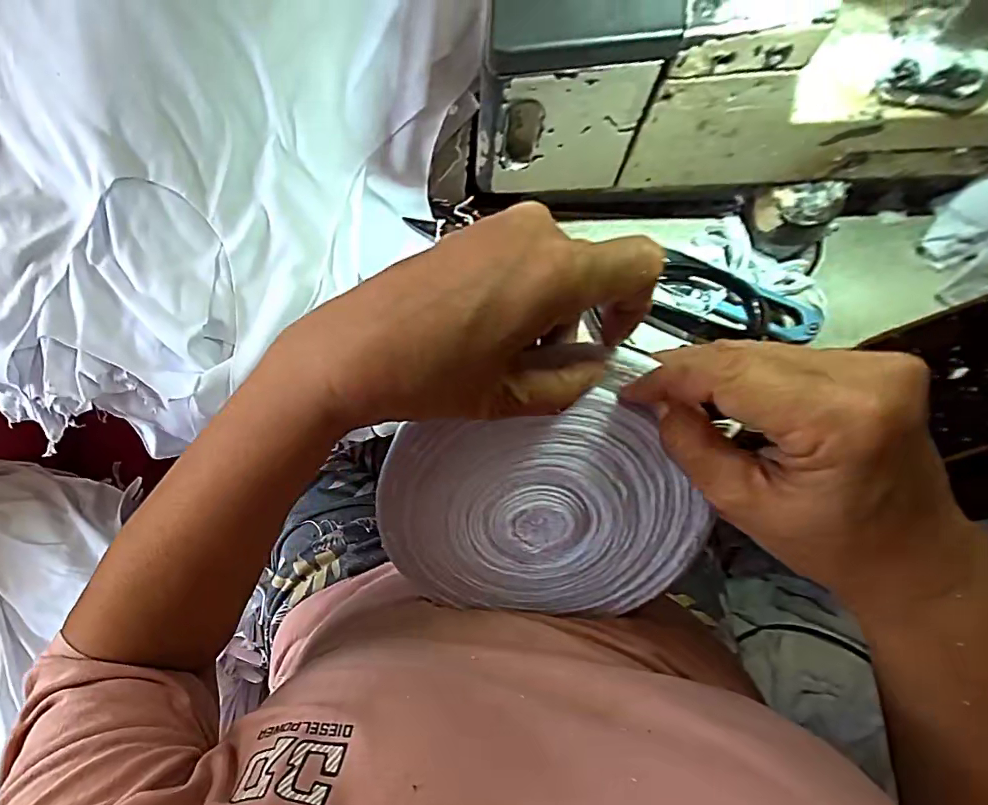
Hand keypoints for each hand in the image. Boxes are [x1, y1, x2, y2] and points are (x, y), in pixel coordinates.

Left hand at [255, 202, 663, 428]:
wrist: (345, 352)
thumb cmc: (428, 378)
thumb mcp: (506, 396)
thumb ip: (568, 383)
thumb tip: (591, 365)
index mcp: (557, 268)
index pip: (642, 263)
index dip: (635, 306)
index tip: (601, 343)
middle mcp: (535, 231)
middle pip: (588, 268)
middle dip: (575, 317)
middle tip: (529, 362)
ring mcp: (494, 225)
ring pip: (550, 263)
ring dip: (541, 306)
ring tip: (491, 351)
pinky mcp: (462, 232)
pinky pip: (513, 256)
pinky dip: (511, 290)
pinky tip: (467, 329)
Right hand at [622, 341, 978, 606]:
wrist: (911, 550)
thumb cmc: (828, 543)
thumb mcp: (742, 504)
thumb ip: (695, 447)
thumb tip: (660, 405)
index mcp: (838, 415)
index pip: (732, 372)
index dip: (672, 375)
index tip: (629, 390)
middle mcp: (866, 373)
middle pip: (748, 354)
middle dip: (687, 370)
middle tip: (641, 391)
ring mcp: (877, 362)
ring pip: (764, 351)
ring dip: (712, 372)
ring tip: (670, 394)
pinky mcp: (875, 363)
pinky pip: (786, 358)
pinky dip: (742, 375)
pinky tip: (716, 396)